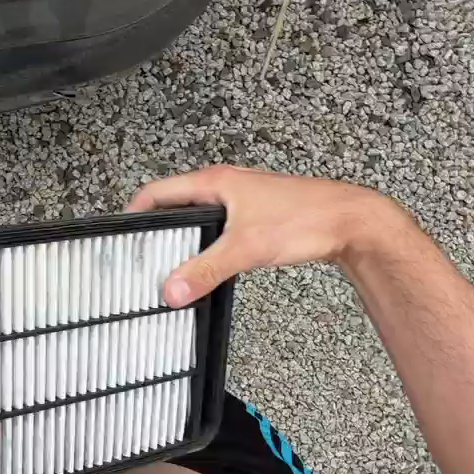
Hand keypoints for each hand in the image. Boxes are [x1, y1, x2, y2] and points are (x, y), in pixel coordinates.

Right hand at [126, 165, 404, 306]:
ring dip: (182, 239)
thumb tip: (171, 290)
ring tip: (169, 264)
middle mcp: (225, 186)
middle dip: (155, 229)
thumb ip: (204, 271)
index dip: (135, 212)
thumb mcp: (246, 248)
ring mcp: (240, 201)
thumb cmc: (306, 219)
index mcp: (215, 182)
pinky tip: (206, 265)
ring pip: (196, 218)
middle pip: (174, 204)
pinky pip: (216, 229)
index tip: (122, 236)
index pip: (158, 191)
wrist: (351, 223)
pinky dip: (204, 245)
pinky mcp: (254, 217)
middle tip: (142, 256)